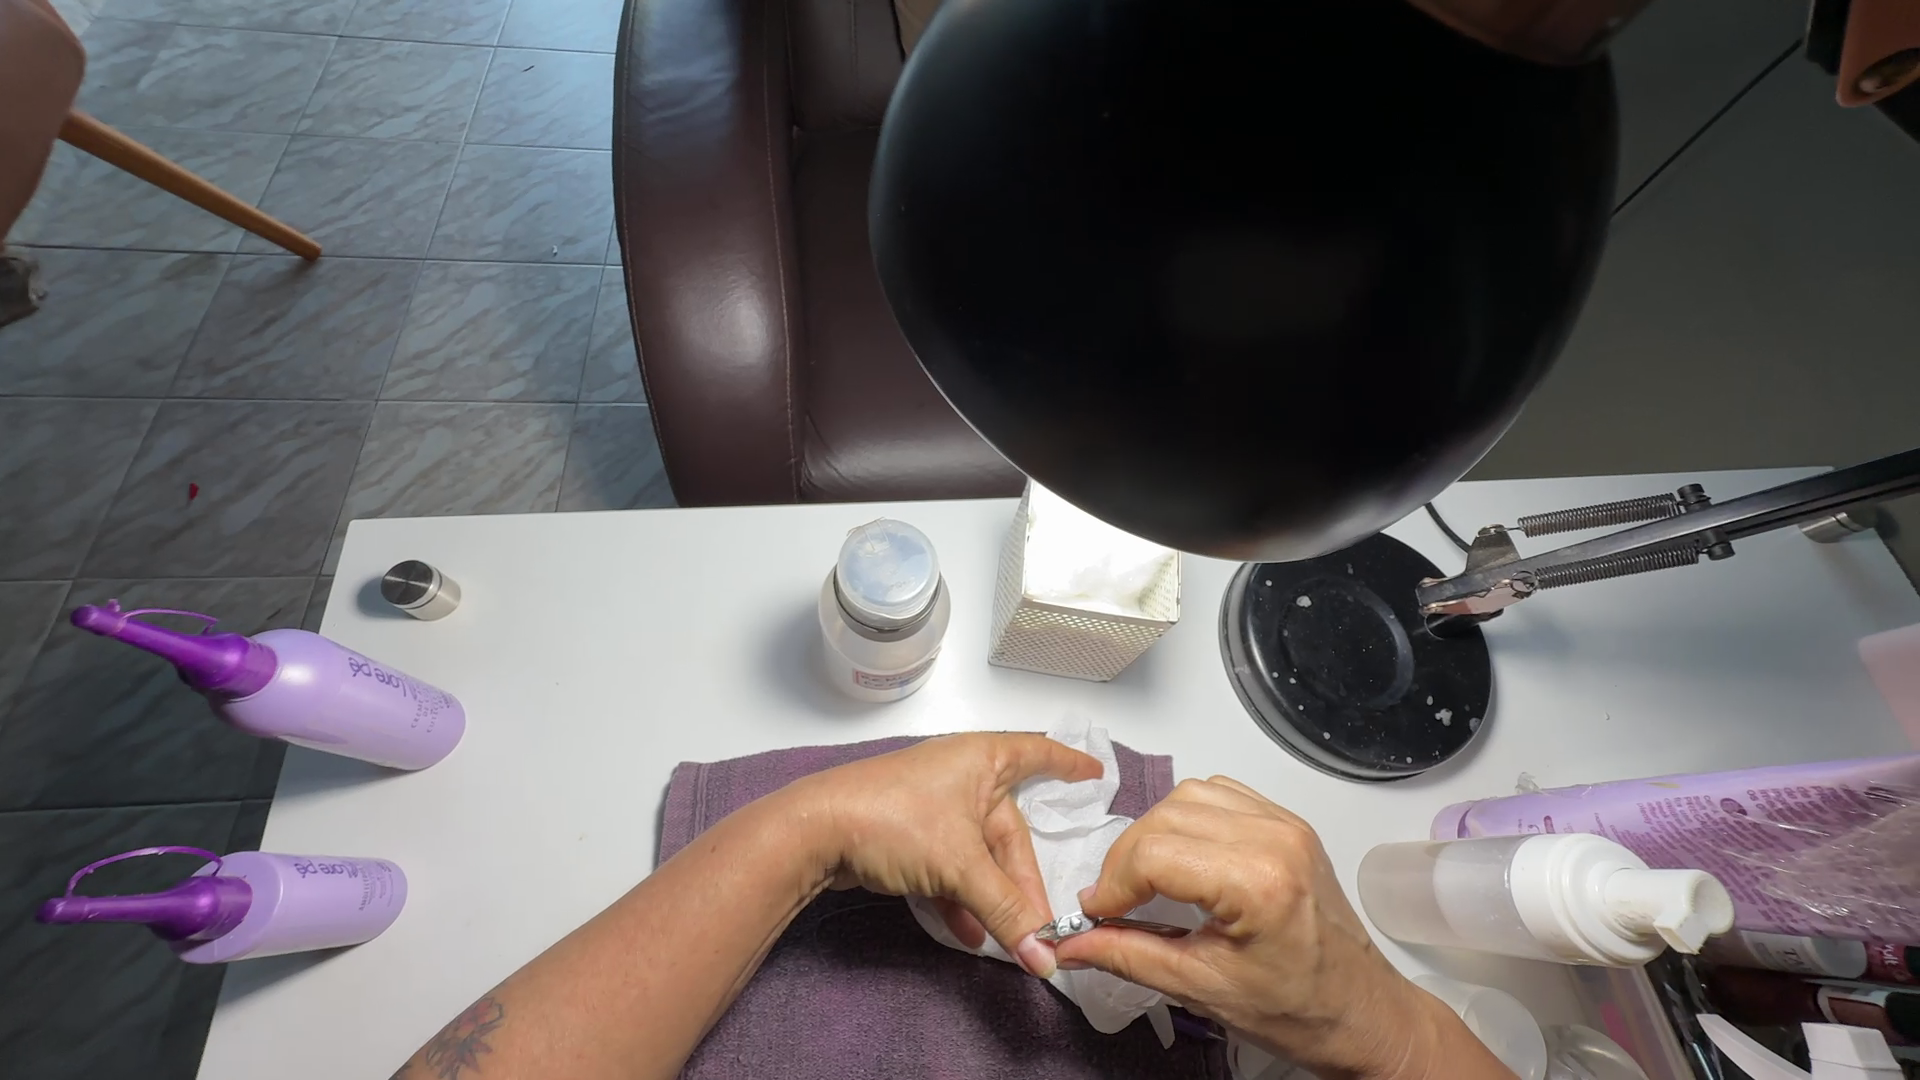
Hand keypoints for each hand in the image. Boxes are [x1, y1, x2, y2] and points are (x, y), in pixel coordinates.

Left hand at [786, 733, 1101, 978]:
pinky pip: (951, 862)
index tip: (1096, 773)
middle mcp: (962, 774)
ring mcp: (935, 803)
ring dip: (991, 895)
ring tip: (1006, 938)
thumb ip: (1006, 910)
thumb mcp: (960, 865)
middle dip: (1022, 880)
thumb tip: (1046, 956)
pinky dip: (960, 894)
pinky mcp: (911, 830)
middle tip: (1040, 926)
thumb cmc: (899, 821)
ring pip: (978, 852)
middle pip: (1007, 829)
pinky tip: (966, 932)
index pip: (1038, 753)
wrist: (817, 829)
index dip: (1068, 763)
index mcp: (982, 758)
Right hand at [1050, 777, 1447, 1079]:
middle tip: (1114, 899)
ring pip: (1187, 795)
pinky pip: (1218, 793)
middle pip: (1166, 817)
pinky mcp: (1287, 820)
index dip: (1114, 882)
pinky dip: (1187, 815)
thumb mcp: (1202, 990)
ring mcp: (1283, 822)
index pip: (1156, 854)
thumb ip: (1128, 956)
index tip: (1095, 912)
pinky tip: (1184, 851)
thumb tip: (1069, 943)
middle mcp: (1272, 837)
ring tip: (1146, 875)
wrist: (1368, 1013)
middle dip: (1127, 857)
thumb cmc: (1295, 1013)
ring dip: (1155, 830)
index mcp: (1257, 883)